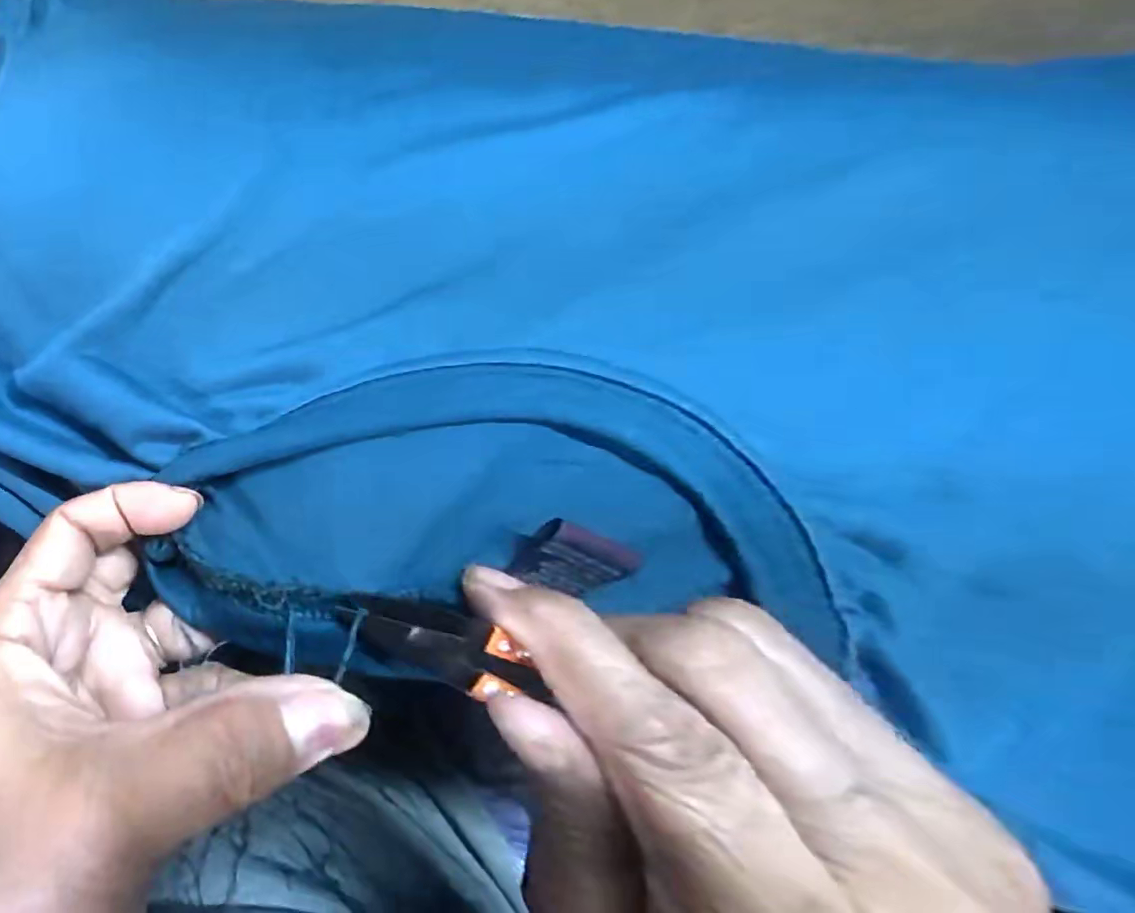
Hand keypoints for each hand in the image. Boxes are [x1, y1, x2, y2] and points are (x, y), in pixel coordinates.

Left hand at [0, 483, 371, 911]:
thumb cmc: (33, 864)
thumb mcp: (123, 793)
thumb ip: (232, 748)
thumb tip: (345, 707)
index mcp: (21, 629)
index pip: (71, 533)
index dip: (128, 506)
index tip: (195, 507)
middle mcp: (63, 643)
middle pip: (125, 567)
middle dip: (183, 549)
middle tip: (250, 532)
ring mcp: (105, 683)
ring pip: (168, 623)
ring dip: (224, 614)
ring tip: (288, 587)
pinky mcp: (142, 726)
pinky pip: (197, 683)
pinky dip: (244, 680)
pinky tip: (298, 678)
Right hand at [463, 567, 1047, 912]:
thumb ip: (570, 815)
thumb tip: (510, 697)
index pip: (665, 737)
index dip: (566, 644)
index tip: (486, 586)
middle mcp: (892, 854)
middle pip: (712, 661)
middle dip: (601, 633)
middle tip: (544, 656)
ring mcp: (941, 815)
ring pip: (756, 640)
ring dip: (653, 637)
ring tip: (614, 680)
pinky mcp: (953, 790)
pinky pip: (801, 663)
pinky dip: (713, 655)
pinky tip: (686, 699)